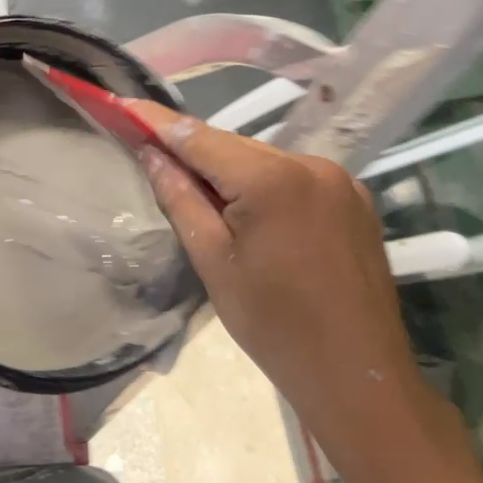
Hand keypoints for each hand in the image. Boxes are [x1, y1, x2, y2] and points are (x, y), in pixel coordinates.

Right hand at [124, 102, 482, 482]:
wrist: (359, 378)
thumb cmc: (275, 325)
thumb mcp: (212, 260)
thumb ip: (178, 196)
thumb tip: (150, 153)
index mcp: (273, 179)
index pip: (199, 137)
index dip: (157, 121)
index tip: (122, 103)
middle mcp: (310, 164)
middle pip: (232, 145)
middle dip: (192, 150)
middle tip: (151, 155)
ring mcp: (339, 180)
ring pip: (262, 158)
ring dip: (228, 168)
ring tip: (199, 194)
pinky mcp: (354, 198)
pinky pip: (292, 175)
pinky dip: (262, 182)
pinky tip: (247, 209)